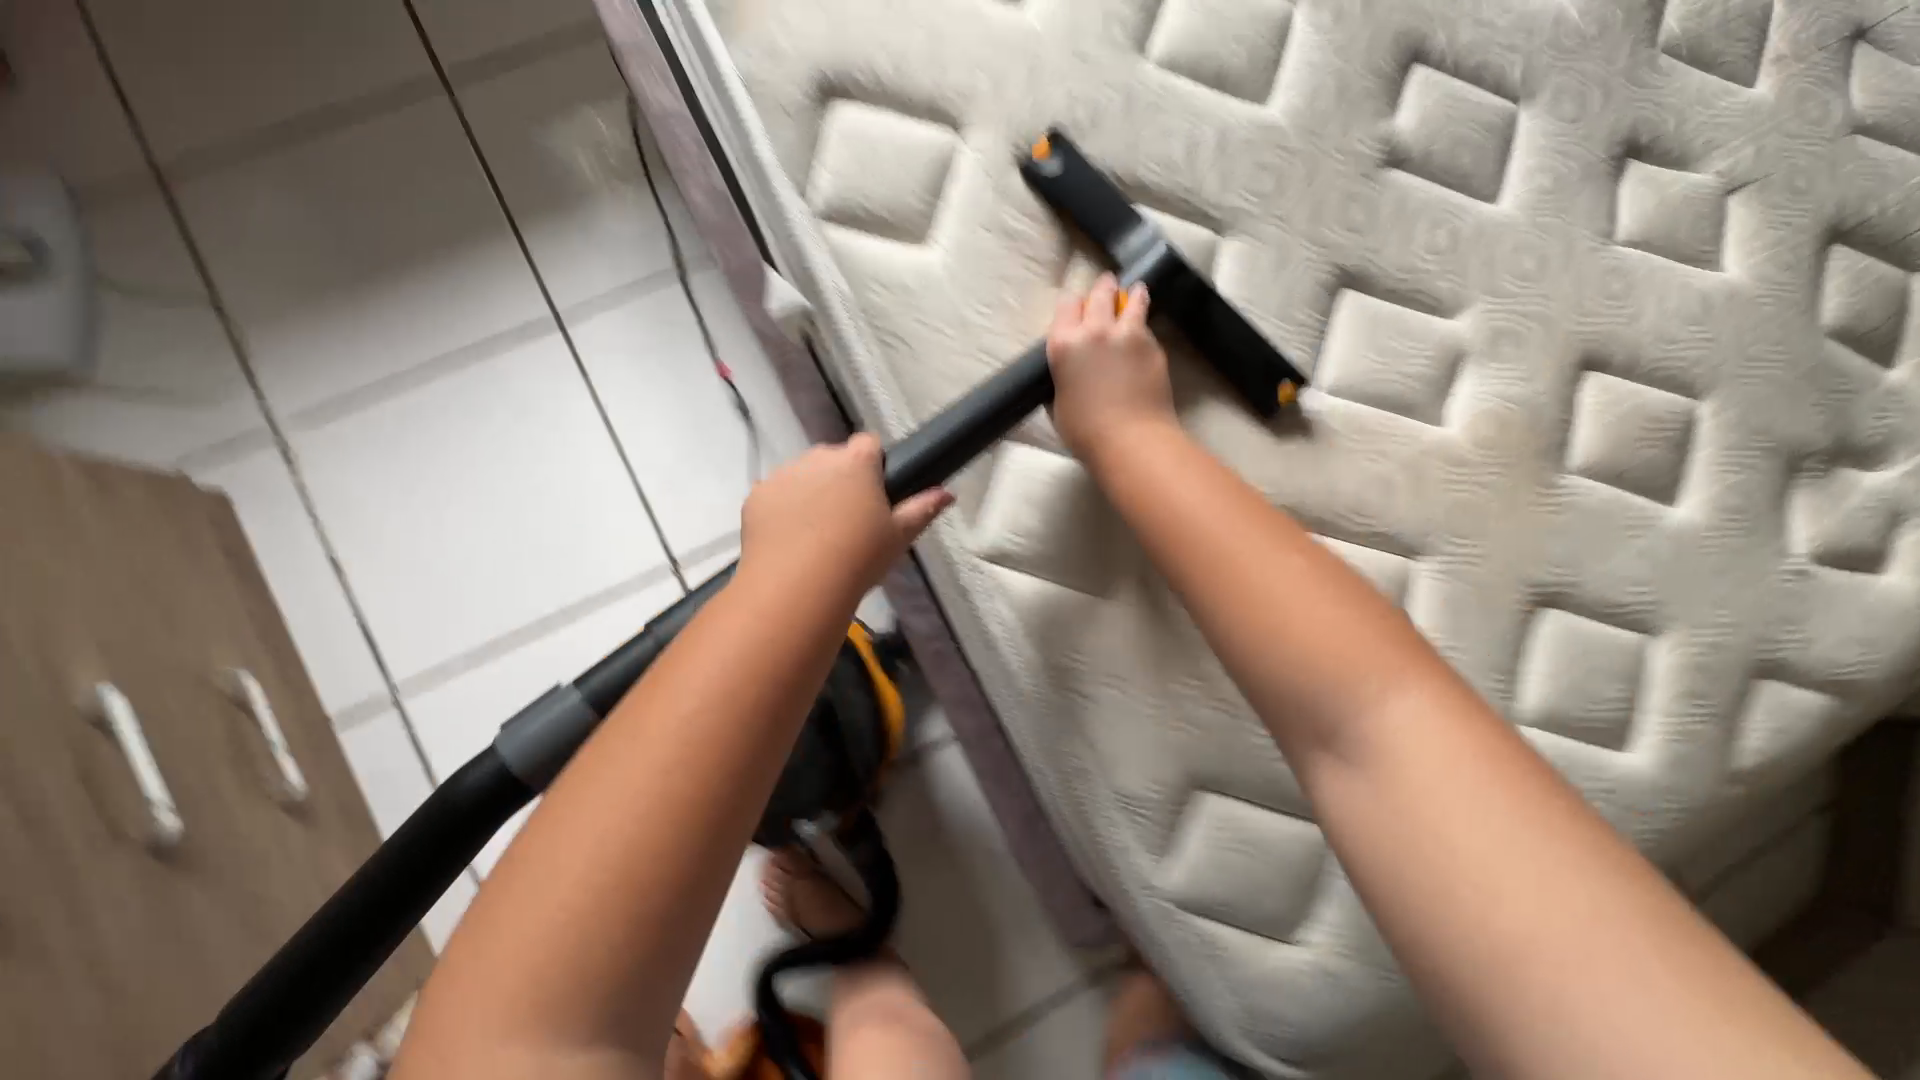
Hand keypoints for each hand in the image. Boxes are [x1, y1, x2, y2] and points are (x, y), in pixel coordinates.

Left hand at [738, 434, 952, 600]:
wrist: (796, 587)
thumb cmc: (857, 559)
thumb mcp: (898, 538)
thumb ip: (923, 509)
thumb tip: (947, 492)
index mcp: (857, 462)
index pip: (869, 444)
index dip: (874, 466)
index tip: (876, 495)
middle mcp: (818, 458)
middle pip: (833, 459)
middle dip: (840, 479)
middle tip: (848, 521)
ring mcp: (783, 475)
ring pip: (802, 476)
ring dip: (810, 493)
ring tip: (816, 536)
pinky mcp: (756, 496)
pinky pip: (775, 495)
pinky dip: (782, 510)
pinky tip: (790, 541)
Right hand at [1045, 273, 1177, 463]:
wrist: (1130, 439)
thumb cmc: (1085, 431)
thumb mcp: (1059, 403)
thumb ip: (1064, 376)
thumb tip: (1071, 372)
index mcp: (1064, 344)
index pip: (1067, 304)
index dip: (1073, 306)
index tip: (1078, 310)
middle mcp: (1094, 330)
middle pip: (1100, 293)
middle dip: (1103, 288)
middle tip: (1107, 287)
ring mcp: (1128, 333)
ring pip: (1131, 299)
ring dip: (1131, 294)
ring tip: (1136, 291)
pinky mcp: (1153, 344)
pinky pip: (1146, 325)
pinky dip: (1144, 324)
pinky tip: (1144, 331)